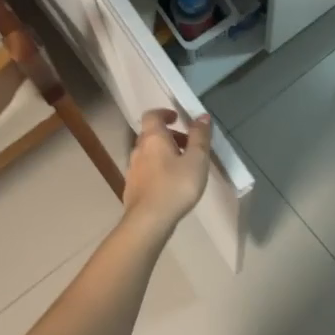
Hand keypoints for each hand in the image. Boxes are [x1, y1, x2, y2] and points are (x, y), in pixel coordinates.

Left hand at [121, 109, 211, 233]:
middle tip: (188, 146)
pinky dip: (157, 169)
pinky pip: (145, 170)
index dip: (164, 113)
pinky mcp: (131, 187)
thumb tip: (202, 116)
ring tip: (182, 167)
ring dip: (163, 154)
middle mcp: (138, 149)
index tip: (177, 118)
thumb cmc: (175, 186)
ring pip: (148, 153)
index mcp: (153, 138)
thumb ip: (200, 136)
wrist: (148, 220)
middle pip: (151, 135)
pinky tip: (169, 185)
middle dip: (169, 136)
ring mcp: (132, 169)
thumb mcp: (196, 159)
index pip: (152, 115)